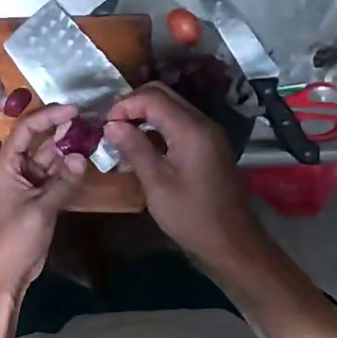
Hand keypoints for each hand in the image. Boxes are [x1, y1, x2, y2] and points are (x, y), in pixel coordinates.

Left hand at [0, 103, 88, 295]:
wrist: (7, 272)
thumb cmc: (16, 239)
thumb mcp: (41, 208)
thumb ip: (63, 182)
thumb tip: (82, 156)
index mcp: (7, 165)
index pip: (26, 129)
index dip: (49, 116)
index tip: (73, 109)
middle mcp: (16, 169)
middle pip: (39, 141)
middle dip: (62, 130)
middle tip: (89, 120)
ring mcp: (28, 183)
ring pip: (50, 158)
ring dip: (68, 148)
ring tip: (92, 135)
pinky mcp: (39, 197)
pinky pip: (55, 176)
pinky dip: (69, 169)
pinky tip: (86, 160)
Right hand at [105, 83, 266, 268]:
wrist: (231, 242)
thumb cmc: (191, 216)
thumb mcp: (157, 184)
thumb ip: (135, 148)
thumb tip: (111, 124)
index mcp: (191, 130)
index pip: (153, 98)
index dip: (124, 105)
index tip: (105, 126)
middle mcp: (203, 123)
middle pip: (163, 95)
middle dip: (133, 105)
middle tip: (111, 128)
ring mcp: (208, 134)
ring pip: (171, 108)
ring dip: (145, 115)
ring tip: (121, 138)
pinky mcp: (208, 146)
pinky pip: (179, 124)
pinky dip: (158, 128)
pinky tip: (142, 148)